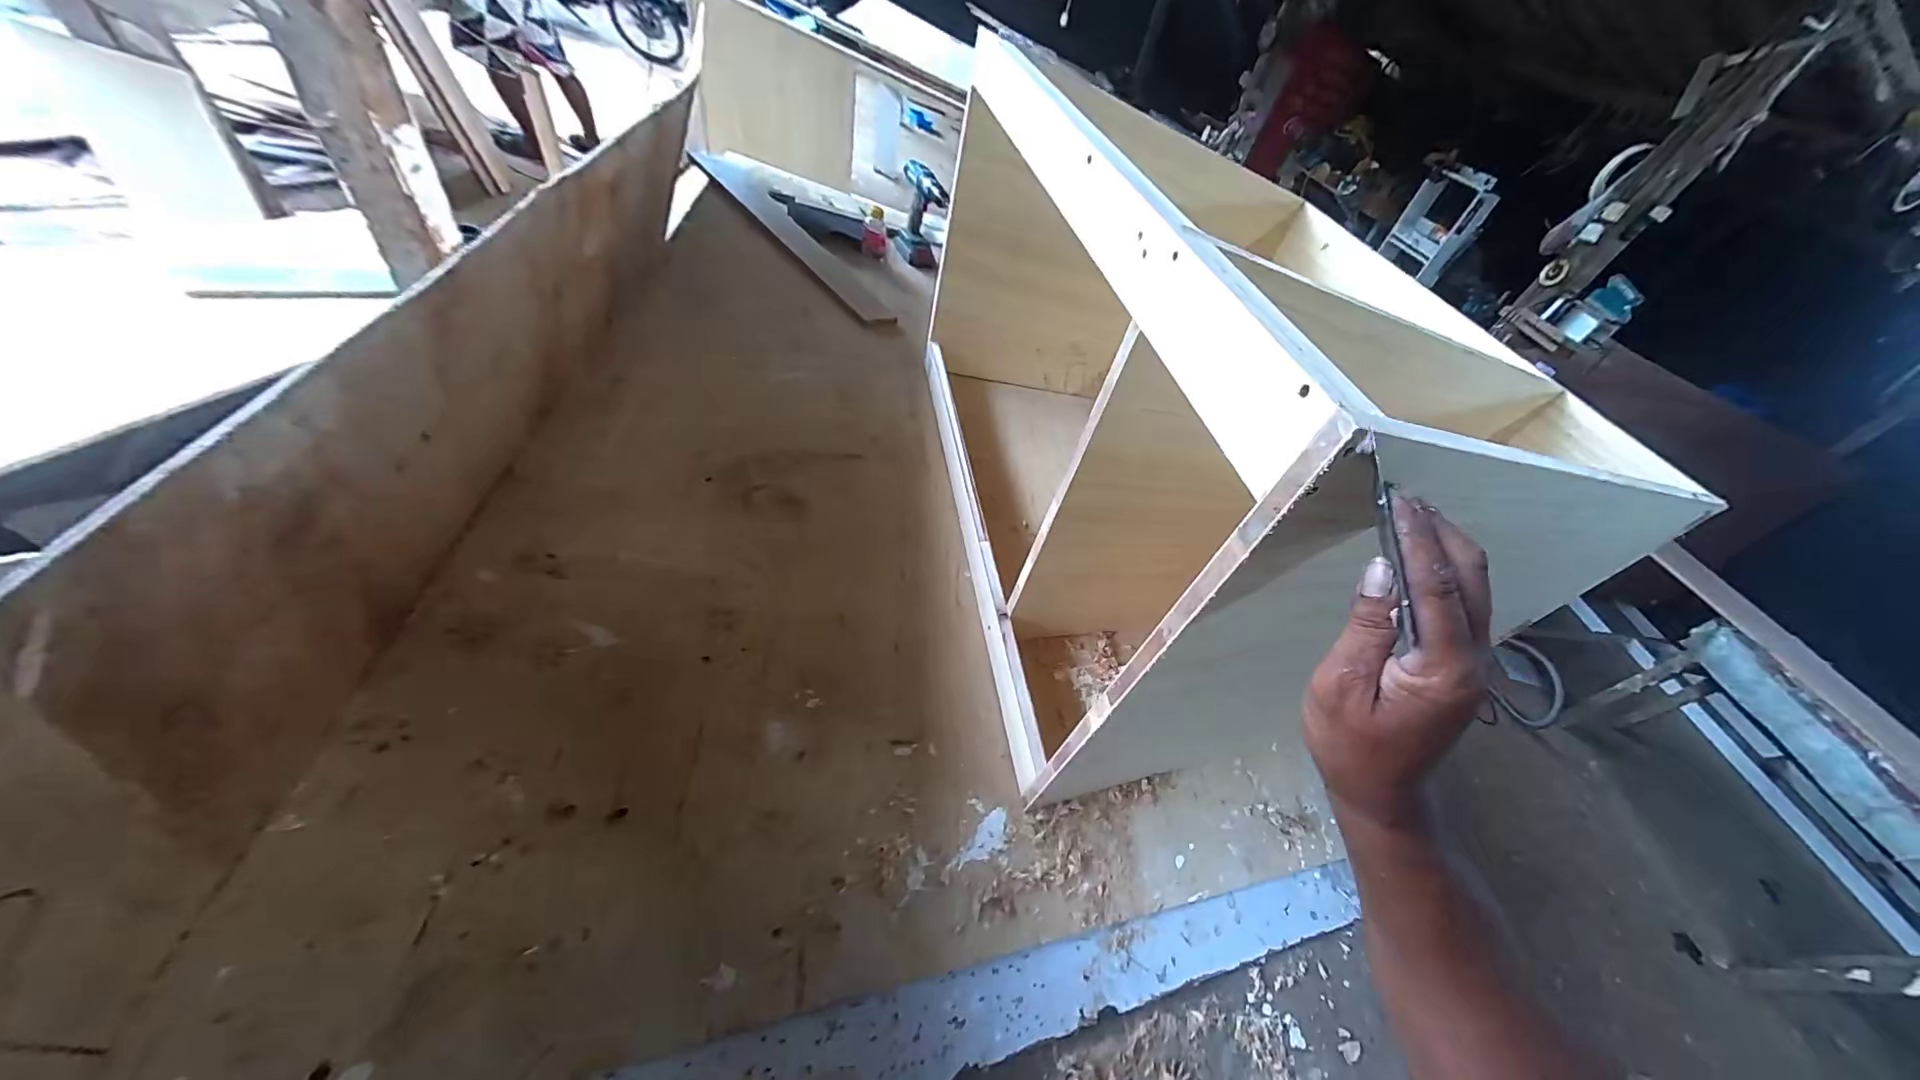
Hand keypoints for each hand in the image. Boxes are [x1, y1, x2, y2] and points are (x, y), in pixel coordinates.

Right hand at [1303, 495, 1491, 830]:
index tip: (1399, 503)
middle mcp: (1473, 660)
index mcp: (1443, 667)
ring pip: (1476, 590)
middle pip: (1473, 580)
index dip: (1418, 540)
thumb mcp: (1340, 685)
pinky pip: (1464, 606)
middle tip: (1407, 499)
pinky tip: (1421, 559)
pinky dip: (1445, 572)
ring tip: (1413, 516)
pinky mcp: (1463, 666)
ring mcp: (1475, 664)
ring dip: (1447, 548)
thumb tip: (1381, 569)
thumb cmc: (1349, 745)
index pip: (1437, 587)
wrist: (1382, 793)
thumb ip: (1366, 627)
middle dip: (1443, 533)